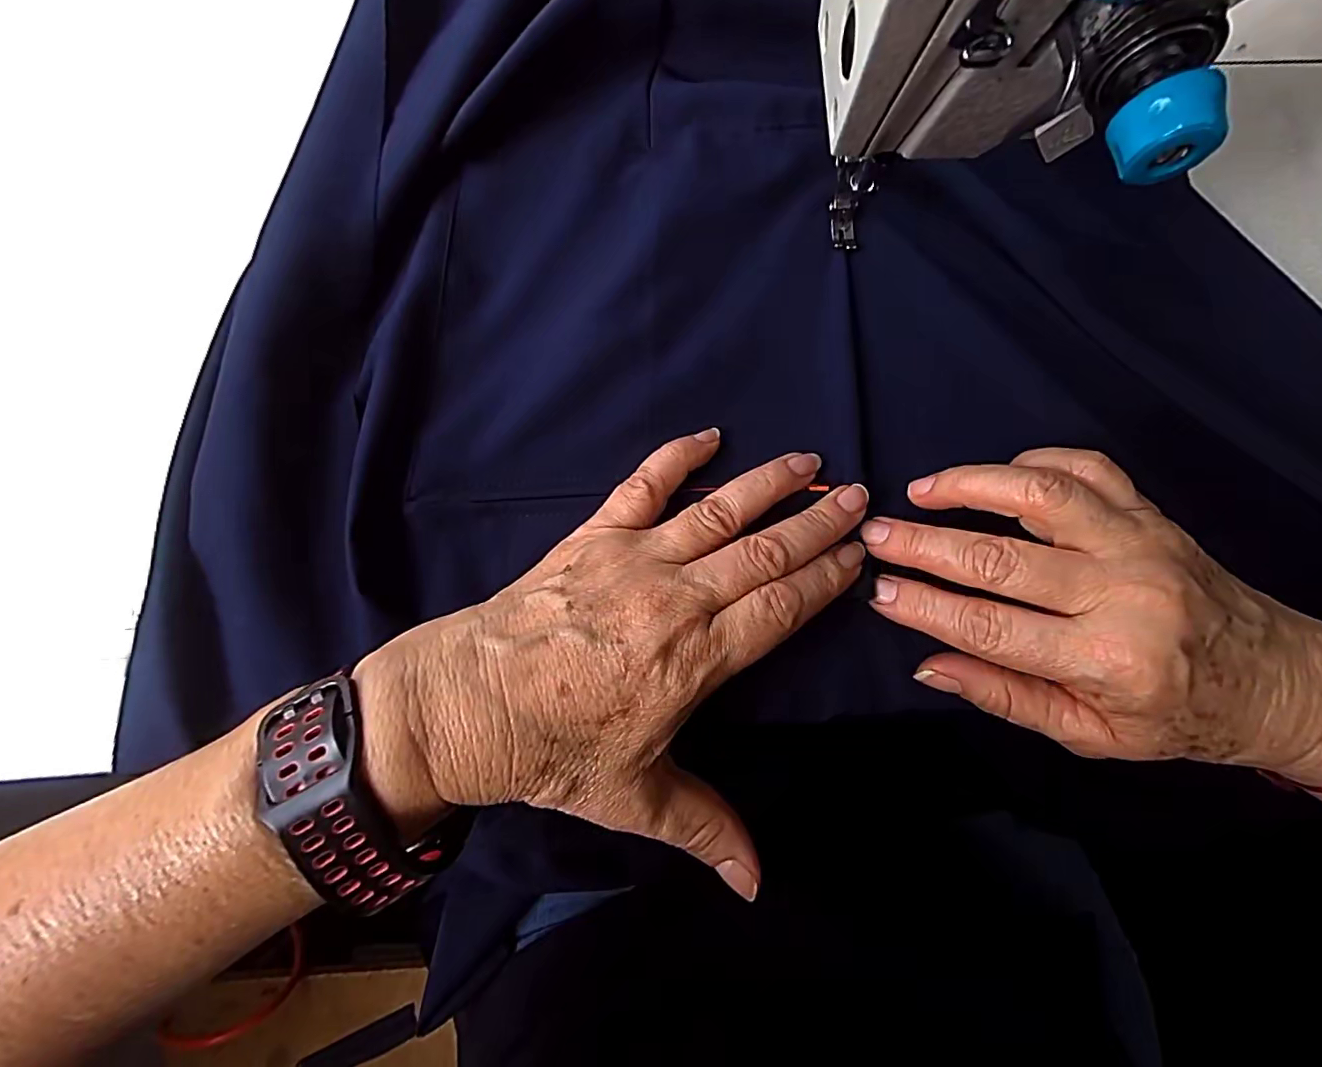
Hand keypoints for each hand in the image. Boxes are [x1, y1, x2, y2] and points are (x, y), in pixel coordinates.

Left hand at [355, 429, 869, 899]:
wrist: (462, 703)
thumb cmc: (548, 750)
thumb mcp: (631, 798)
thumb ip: (704, 829)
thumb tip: (758, 886)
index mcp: (693, 659)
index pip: (780, 609)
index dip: (824, 580)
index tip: (858, 556)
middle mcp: (671, 599)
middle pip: (762, 553)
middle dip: (815, 526)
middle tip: (858, 498)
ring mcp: (629, 561)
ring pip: (715, 513)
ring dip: (766, 486)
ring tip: (808, 464)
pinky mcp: (589, 539)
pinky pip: (640, 487)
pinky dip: (674, 457)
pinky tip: (706, 435)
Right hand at [859, 448, 1321, 787]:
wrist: (1280, 681)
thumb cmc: (1176, 716)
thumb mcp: (1087, 733)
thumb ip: (1002, 696)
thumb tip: (926, 665)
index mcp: (1109, 661)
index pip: (989, 628)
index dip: (925, 608)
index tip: (879, 591)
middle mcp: (1126, 594)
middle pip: (1000, 559)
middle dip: (924, 545)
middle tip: (875, 535)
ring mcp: (1142, 545)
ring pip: (1043, 495)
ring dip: (972, 485)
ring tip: (920, 490)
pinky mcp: (1152, 516)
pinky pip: (1089, 469)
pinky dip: (1034, 461)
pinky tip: (994, 473)